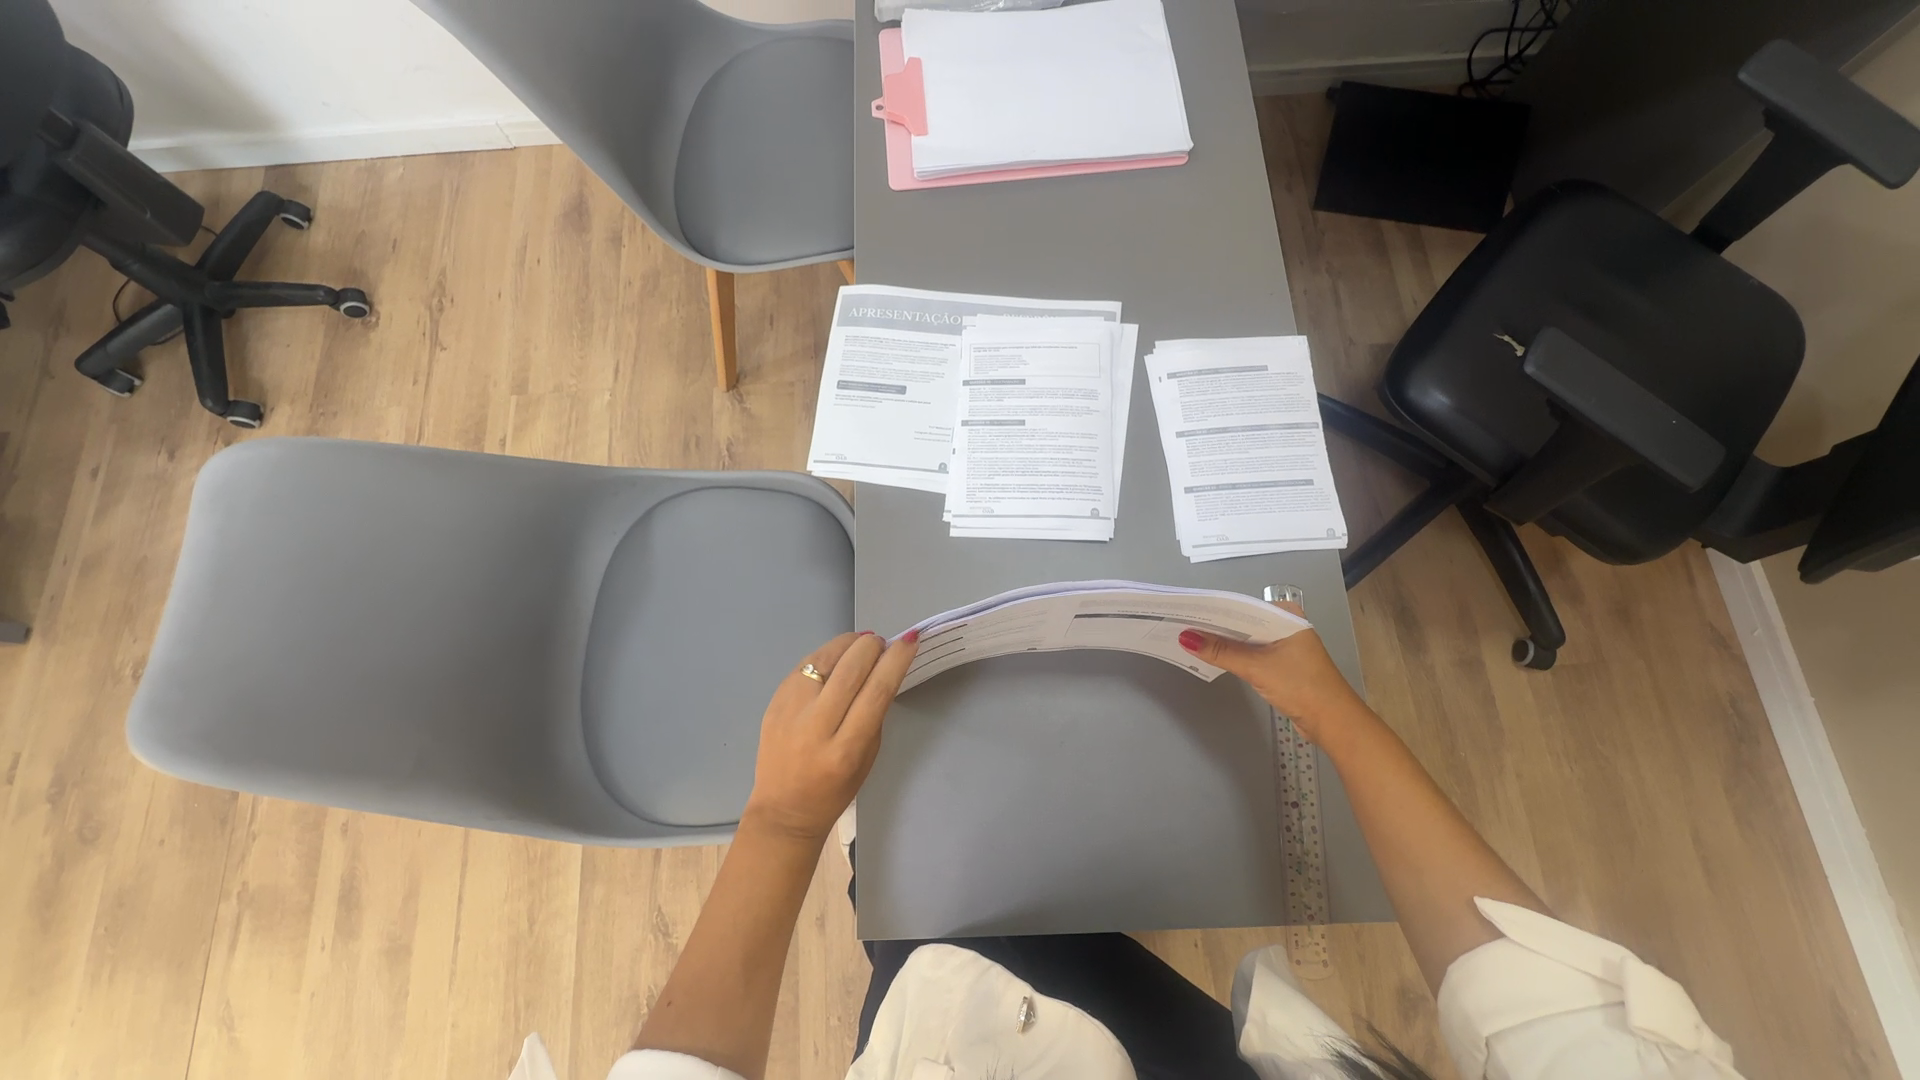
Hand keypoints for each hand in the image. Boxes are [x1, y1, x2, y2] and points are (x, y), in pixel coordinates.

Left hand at [740, 630, 918, 844]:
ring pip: (824, 658)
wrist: (783, 809)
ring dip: (848, 644)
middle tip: (882, 643)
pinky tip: (837, 657)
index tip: (909, 640)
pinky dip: (826, 655)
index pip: (877, 691)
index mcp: (845, 748)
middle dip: (872, 646)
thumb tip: (883, 670)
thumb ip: (875, 714)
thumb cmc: (835, 790)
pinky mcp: (773, 702)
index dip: (896, 660)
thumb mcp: (867, 757)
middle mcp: (816, 726)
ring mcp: (790, 711)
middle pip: (850, 669)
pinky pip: (804, 666)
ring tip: (861, 644)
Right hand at [1177, 601, 1366, 744]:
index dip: (1215, 610)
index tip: (1186, 610)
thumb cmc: (1301, 686)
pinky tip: (1213, 656)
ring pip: (1246, 638)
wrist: (1333, 721)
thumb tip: (1185, 637)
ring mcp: (1284, 644)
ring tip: (1190, 639)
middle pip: (1243, 622)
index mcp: (1286, 616)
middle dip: (1215, 626)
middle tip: (1181, 624)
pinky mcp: (1281, 663)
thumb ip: (1220, 652)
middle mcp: (1285, 624)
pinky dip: (1234, 655)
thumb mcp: (1257, 667)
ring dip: (1223, 642)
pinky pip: (1251, 652)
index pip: (1244, 606)